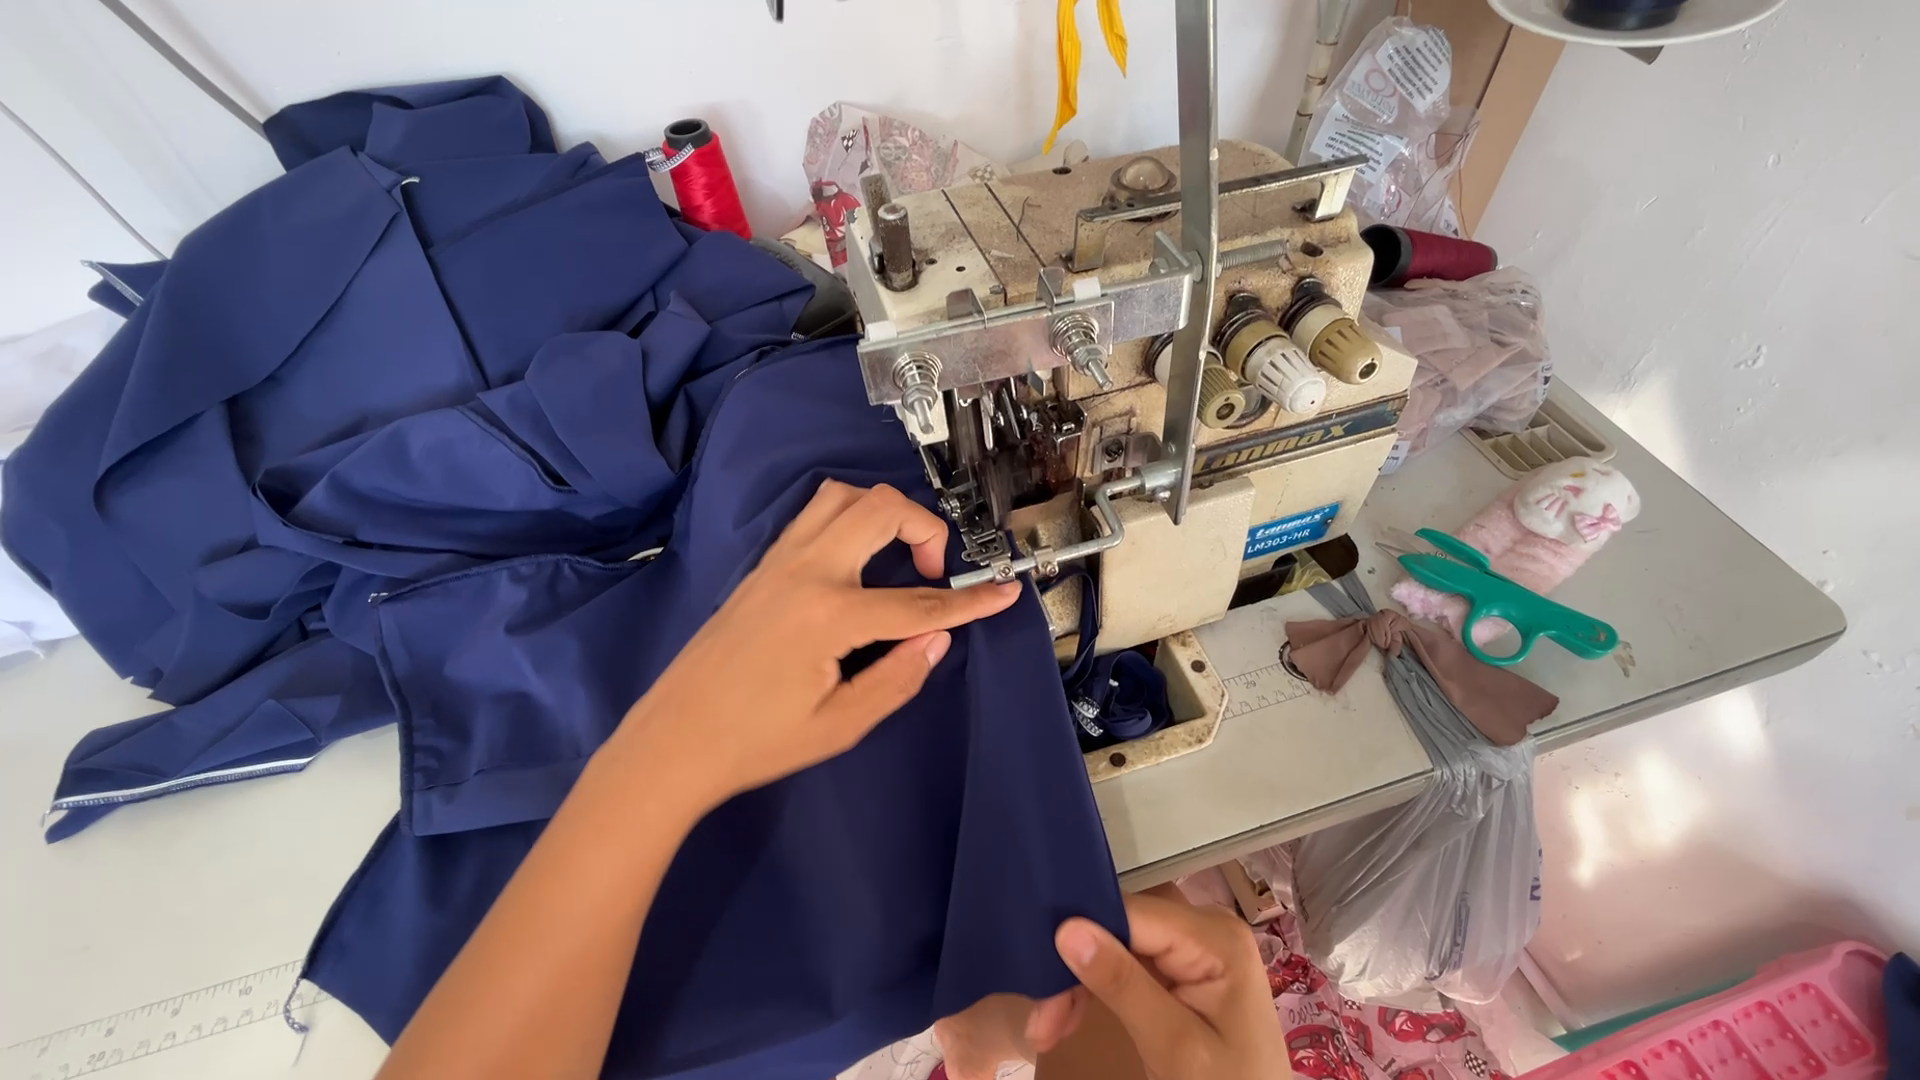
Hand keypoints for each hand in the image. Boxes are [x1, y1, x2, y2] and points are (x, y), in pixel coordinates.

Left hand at [611, 480, 1020, 810]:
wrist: (672, 741)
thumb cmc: (756, 742)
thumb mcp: (840, 725)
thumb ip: (898, 677)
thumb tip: (937, 636)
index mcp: (829, 614)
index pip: (918, 603)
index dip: (970, 601)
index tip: (1006, 592)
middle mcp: (805, 571)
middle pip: (881, 509)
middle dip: (925, 530)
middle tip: (932, 574)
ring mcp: (777, 561)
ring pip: (842, 496)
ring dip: (883, 513)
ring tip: (896, 558)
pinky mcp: (761, 566)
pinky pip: (813, 516)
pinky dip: (849, 520)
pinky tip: (855, 561)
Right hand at [1053, 893, 1287, 1079]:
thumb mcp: (1175, 1049)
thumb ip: (1122, 985)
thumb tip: (1066, 928)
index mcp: (1213, 936)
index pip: (1129, 914)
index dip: (1081, 937)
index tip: (1040, 979)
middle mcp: (1203, 926)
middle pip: (1118, 928)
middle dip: (1075, 970)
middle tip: (1041, 1023)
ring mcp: (1191, 947)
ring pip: (1114, 945)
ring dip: (1077, 985)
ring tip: (1047, 1030)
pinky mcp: (1179, 968)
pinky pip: (1125, 964)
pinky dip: (1096, 991)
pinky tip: (1069, 1019)